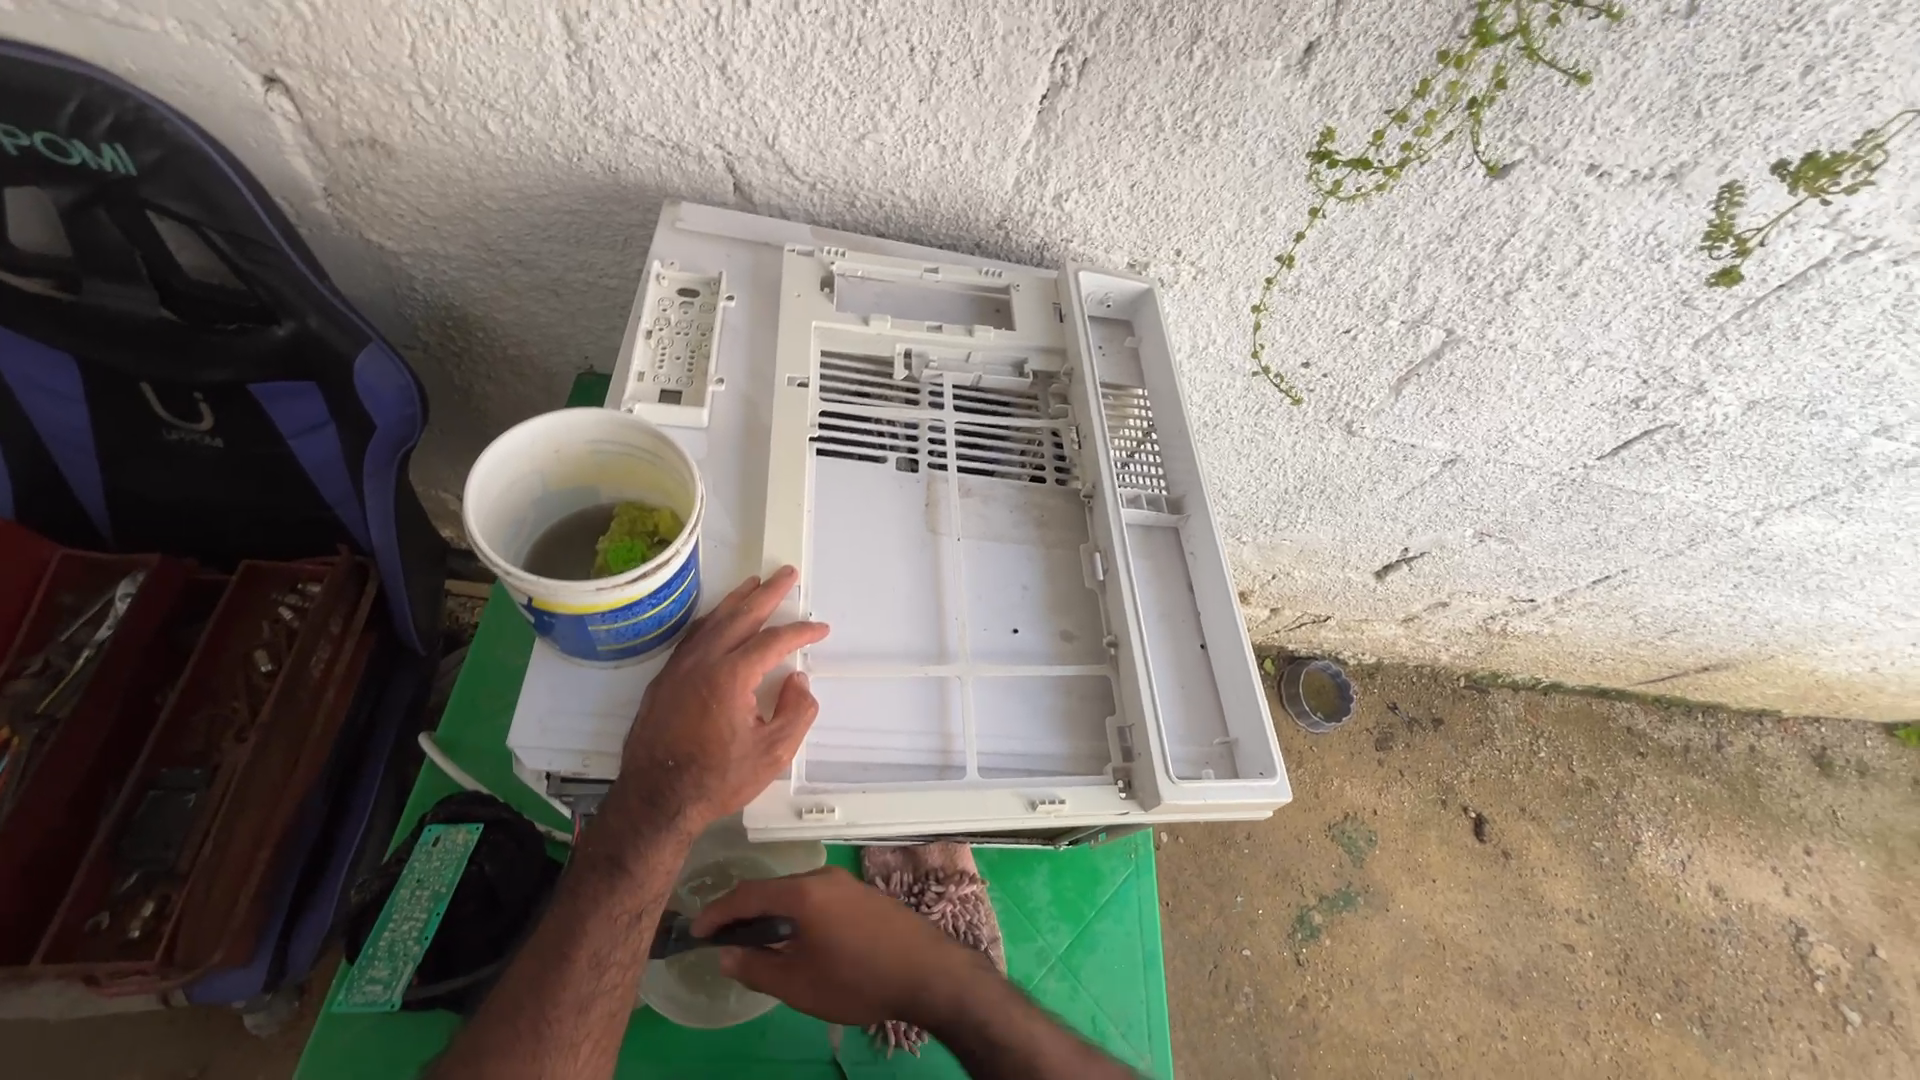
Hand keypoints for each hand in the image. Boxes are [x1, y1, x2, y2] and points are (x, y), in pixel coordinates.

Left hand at [610, 567, 829, 834]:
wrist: (656, 801)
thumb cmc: (717, 779)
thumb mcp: (772, 752)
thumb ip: (796, 711)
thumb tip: (798, 681)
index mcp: (731, 675)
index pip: (773, 641)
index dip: (800, 631)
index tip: (819, 628)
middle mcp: (702, 662)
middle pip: (739, 616)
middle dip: (767, 593)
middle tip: (785, 574)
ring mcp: (678, 669)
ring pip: (711, 622)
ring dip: (736, 600)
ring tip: (753, 584)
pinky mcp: (663, 681)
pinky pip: (692, 637)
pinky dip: (711, 621)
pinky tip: (717, 620)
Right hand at [689, 866, 994, 1027]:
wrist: (929, 971)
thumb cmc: (858, 979)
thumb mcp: (799, 984)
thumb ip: (757, 967)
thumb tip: (726, 954)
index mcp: (803, 892)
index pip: (747, 894)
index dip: (717, 912)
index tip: (695, 930)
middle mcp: (822, 876)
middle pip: (772, 888)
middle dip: (743, 911)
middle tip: (721, 937)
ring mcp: (846, 882)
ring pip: (796, 892)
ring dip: (771, 912)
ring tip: (754, 940)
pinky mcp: (863, 894)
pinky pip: (817, 897)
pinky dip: (796, 912)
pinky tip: (795, 938)